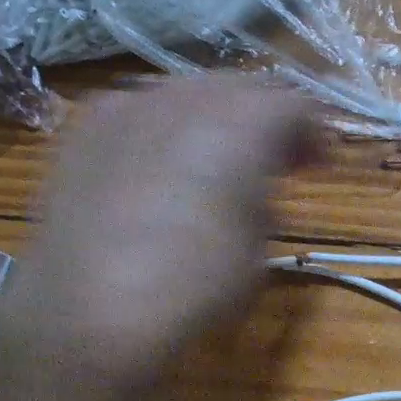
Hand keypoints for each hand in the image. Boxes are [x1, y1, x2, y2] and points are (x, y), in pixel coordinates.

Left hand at [0, 77, 319, 400]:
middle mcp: (183, 98)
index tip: (318, 164)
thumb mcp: (258, 248)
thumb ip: (264, 199)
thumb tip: (253, 186)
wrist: (91, 310)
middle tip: (277, 161)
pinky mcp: (82, 130)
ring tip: (217, 165)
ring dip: (212, 122)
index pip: (294, 105)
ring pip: (185, 94)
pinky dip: (163, 131)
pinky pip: (138, 113)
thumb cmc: (193, 287)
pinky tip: (160, 171)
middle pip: (239, 89)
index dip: (314, 132)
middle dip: (263, 120)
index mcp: (240, 124)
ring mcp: (125, 107)